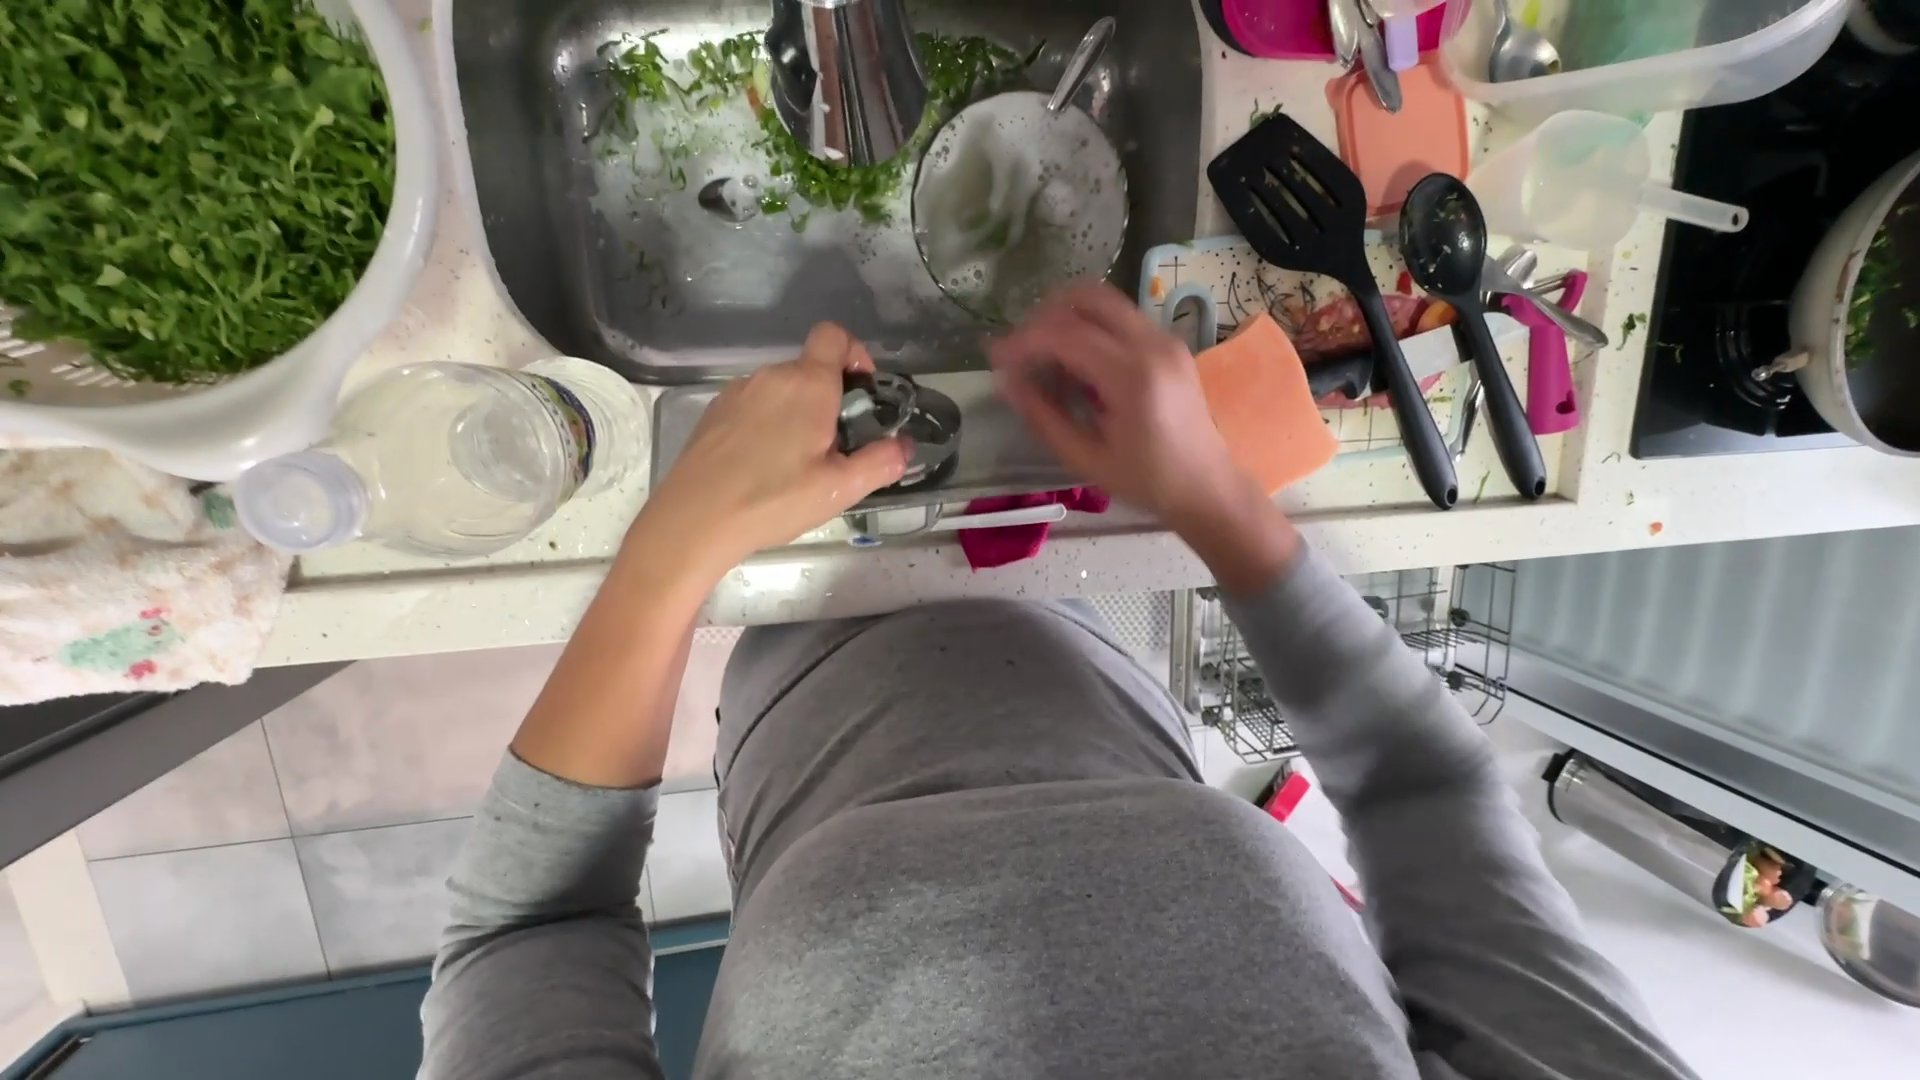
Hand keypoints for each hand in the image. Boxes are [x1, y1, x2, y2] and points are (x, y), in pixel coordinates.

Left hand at [636, 323, 909, 576]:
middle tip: (836, 447)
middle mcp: (771, 376)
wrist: (694, 520)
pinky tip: (763, 465)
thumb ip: (881, 462)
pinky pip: (755, 404)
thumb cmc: (773, 500)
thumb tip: (905, 446)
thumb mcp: (840, 489)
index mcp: (807, 385)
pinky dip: (769, 422)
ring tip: (798, 462)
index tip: (863, 393)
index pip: (834, 336)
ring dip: (799, 412)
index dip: (855, 354)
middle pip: (810, 367)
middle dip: (830, 397)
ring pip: (782, 388)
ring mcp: (738, 392)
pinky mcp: (715, 412)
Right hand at [991, 283, 1300, 592]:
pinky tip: (1076, 362)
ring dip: (1067, 318)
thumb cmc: (1146, 481)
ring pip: (1105, 301)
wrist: (1206, 486)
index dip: (1023, 341)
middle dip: (1044, 316)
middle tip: (1021, 347)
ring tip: (1044, 354)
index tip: (995, 357)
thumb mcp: (1085, 458)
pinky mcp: (1170, 344)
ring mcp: (1166, 340)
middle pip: (1088, 298)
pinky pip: (1121, 318)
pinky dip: (1090, 327)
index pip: (1066, 335)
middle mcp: (1153, 345)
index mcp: (1132, 377)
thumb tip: (1006, 382)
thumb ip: (1043, 417)